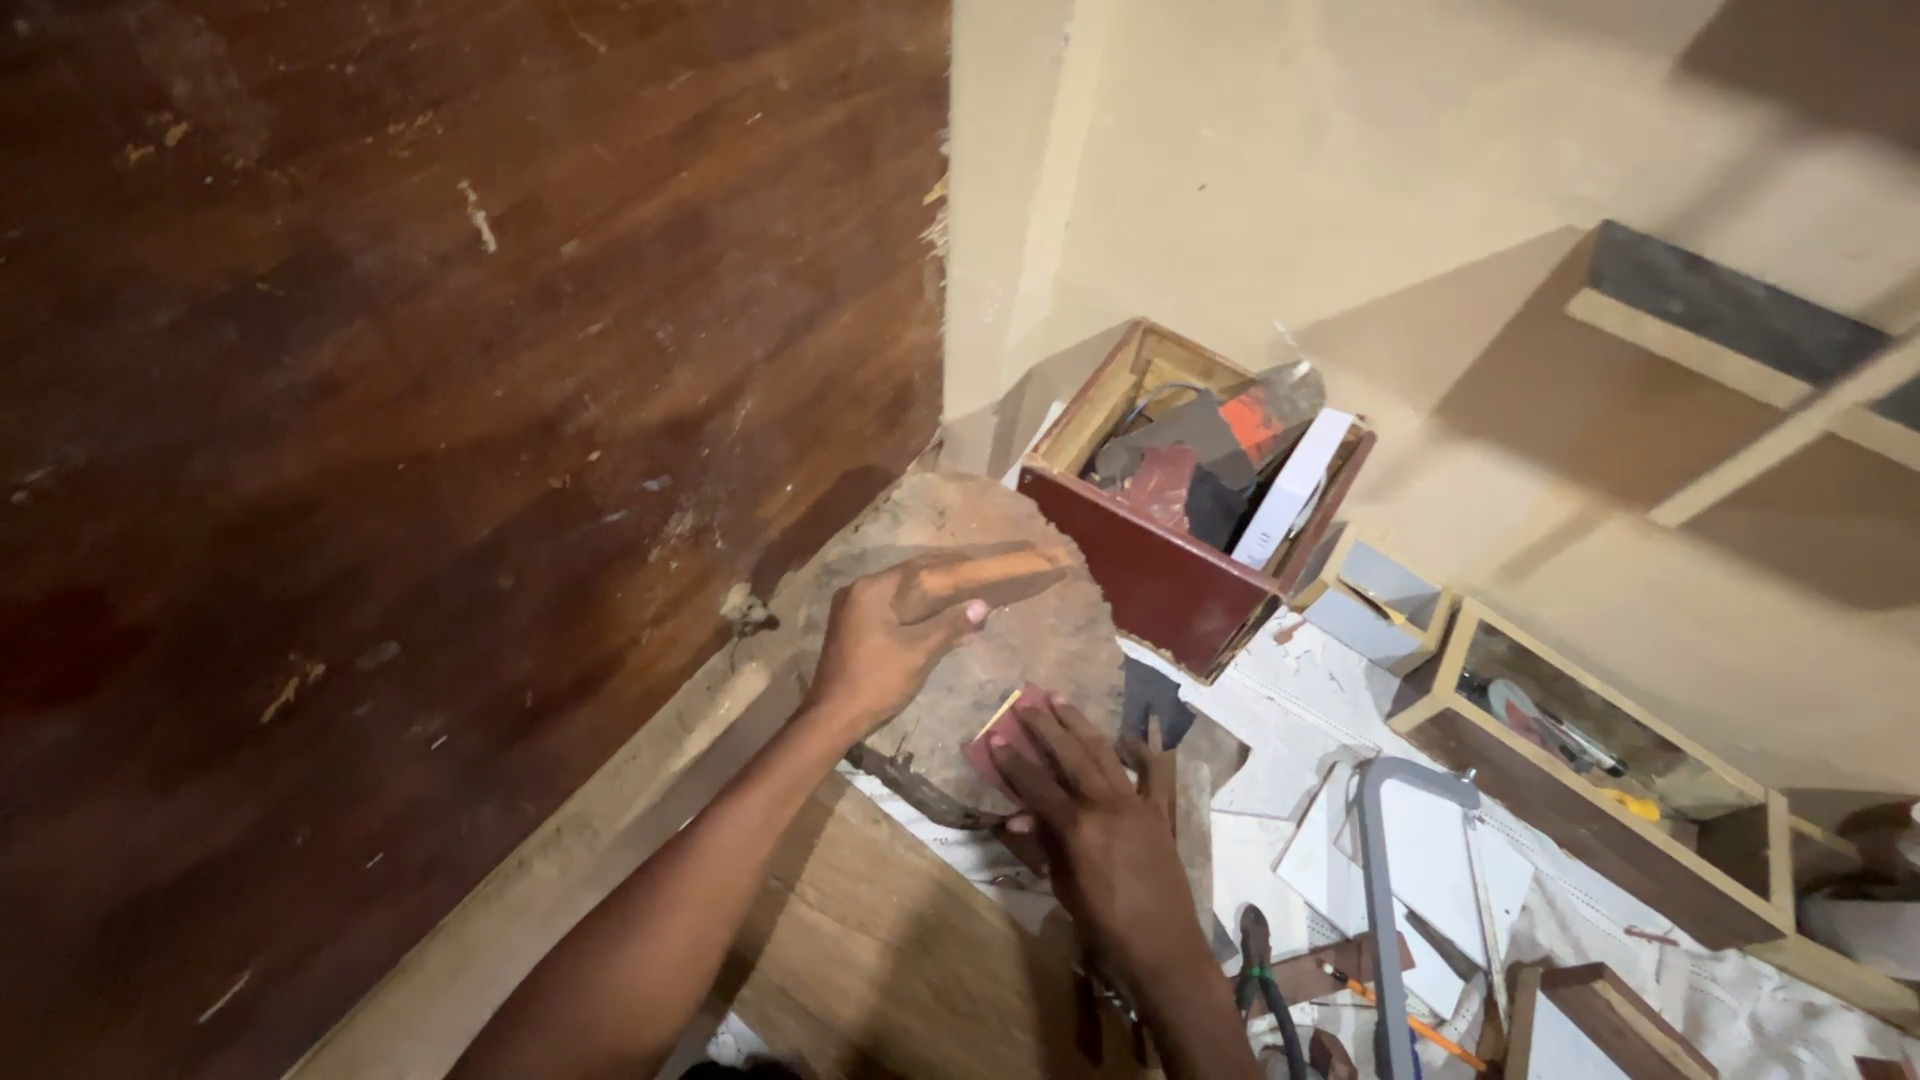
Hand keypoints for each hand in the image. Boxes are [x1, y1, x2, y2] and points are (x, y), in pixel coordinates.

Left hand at [802, 558, 988, 741]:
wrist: (833, 717)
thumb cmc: (876, 680)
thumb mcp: (918, 652)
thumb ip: (949, 625)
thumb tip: (982, 604)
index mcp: (870, 590)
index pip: (917, 566)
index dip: (949, 564)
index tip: (975, 565)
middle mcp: (857, 591)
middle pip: (906, 579)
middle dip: (940, 582)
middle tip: (972, 583)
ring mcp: (851, 610)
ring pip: (897, 597)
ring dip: (927, 600)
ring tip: (960, 601)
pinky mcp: (852, 628)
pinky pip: (888, 611)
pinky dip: (911, 614)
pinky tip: (935, 621)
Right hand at [988, 695, 1213, 996]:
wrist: (1164, 950)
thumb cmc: (1105, 926)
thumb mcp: (1065, 887)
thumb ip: (1045, 845)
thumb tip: (1018, 818)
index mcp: (1079, 827)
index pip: (1037, 785)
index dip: (1013, 761)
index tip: (995, 736)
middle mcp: (1108, 805)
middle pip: (1070, 756)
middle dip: (1044, 727)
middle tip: (1025, 704)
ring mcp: (1138, 805)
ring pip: (1104, 753)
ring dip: (1080, 725)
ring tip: (1060, 700)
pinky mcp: (1160, 814)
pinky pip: (1154, 775)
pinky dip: (1142, 752)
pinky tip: (1126, 737)